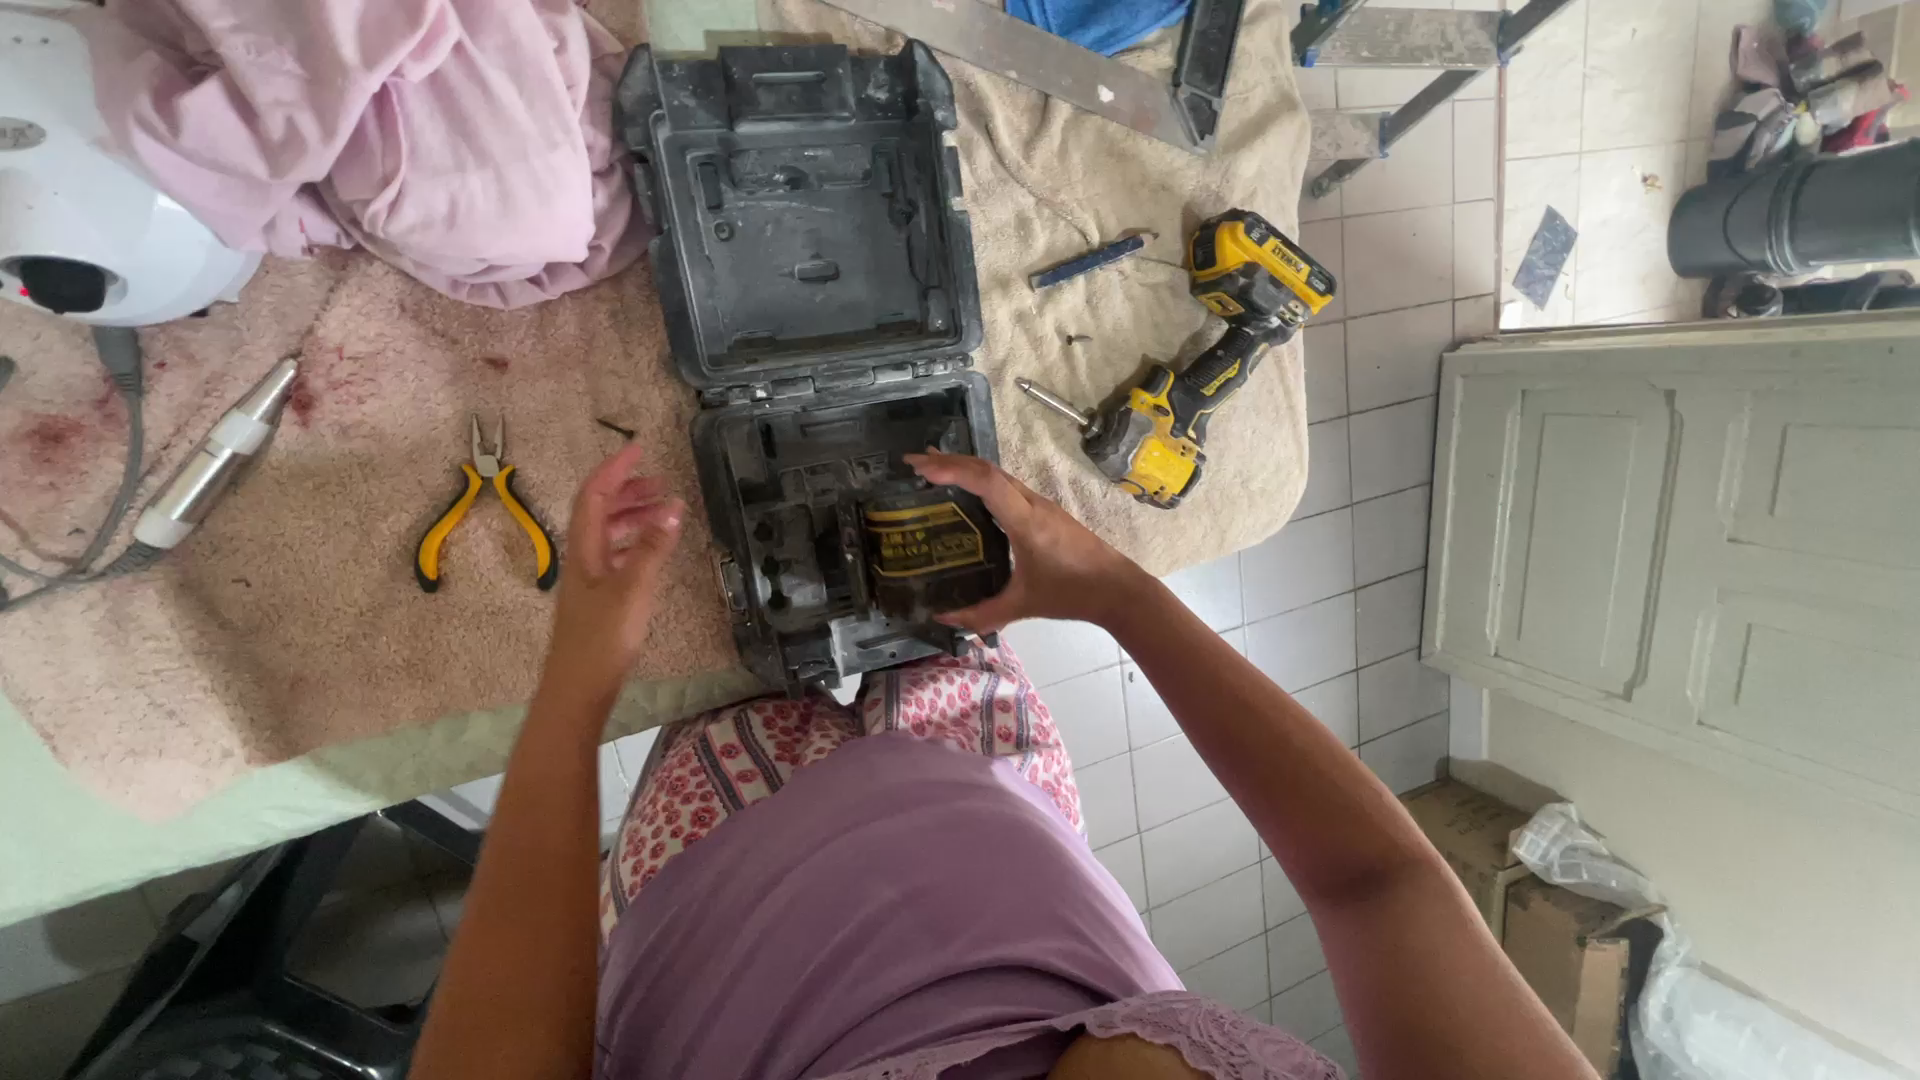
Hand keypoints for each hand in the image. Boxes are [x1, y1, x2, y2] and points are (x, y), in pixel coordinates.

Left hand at [539, 442, 685, 701]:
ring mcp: (589, 579)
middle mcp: (582, 558)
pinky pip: (616, 555)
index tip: (639, 449)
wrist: (578, 687)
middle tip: (660, 481)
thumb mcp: (634, 589)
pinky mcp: (599, 599)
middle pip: (599, 511)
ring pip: (608, 534)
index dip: (615, 469)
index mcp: (584, 549)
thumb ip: (653, 548)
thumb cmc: (603, 637)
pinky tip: (653, 550)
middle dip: (627, 490)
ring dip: (633, 515)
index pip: (595, 495)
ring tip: (663, 511)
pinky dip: (636, 542)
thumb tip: (673, 506)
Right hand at [903, 451, 1150, 634]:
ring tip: (933, 470)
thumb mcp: (1023, 606)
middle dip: (950, 461)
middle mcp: (1033, 504)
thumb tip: (943, 619)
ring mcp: (1041, 505)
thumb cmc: (1073, 594)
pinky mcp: (1046, 512)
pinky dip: (981, 480)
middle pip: (989, 469)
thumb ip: (982, 615)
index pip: (987, 482)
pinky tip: (968, 492)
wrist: (1119, 589)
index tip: (921, 469)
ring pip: (999, 474)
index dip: (952, 470)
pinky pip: (1007, 486)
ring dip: (966, 468)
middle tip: (914, 462)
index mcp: (1026, 521)